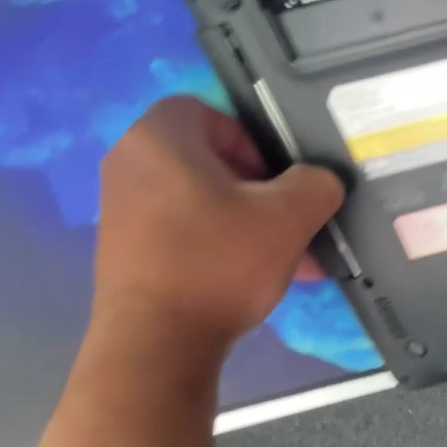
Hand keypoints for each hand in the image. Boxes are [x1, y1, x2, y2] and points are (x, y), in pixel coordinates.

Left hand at [93, 96, 343, 349]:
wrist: (160, 334)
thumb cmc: (222, 261)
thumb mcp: (288, 219)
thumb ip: (315, 187)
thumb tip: (323, 180)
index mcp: (161, 138)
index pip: (209, 113)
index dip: (253, 142)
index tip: (281, 182)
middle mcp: (131, 161)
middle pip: (208, 160)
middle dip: (258, 190)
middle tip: (290, 223)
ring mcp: (123, 205)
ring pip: (201, 198)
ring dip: (246, 221)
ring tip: (284, 259)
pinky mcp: (127, 244)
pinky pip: (185, 229)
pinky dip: (220, 243)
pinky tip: (251, 277)